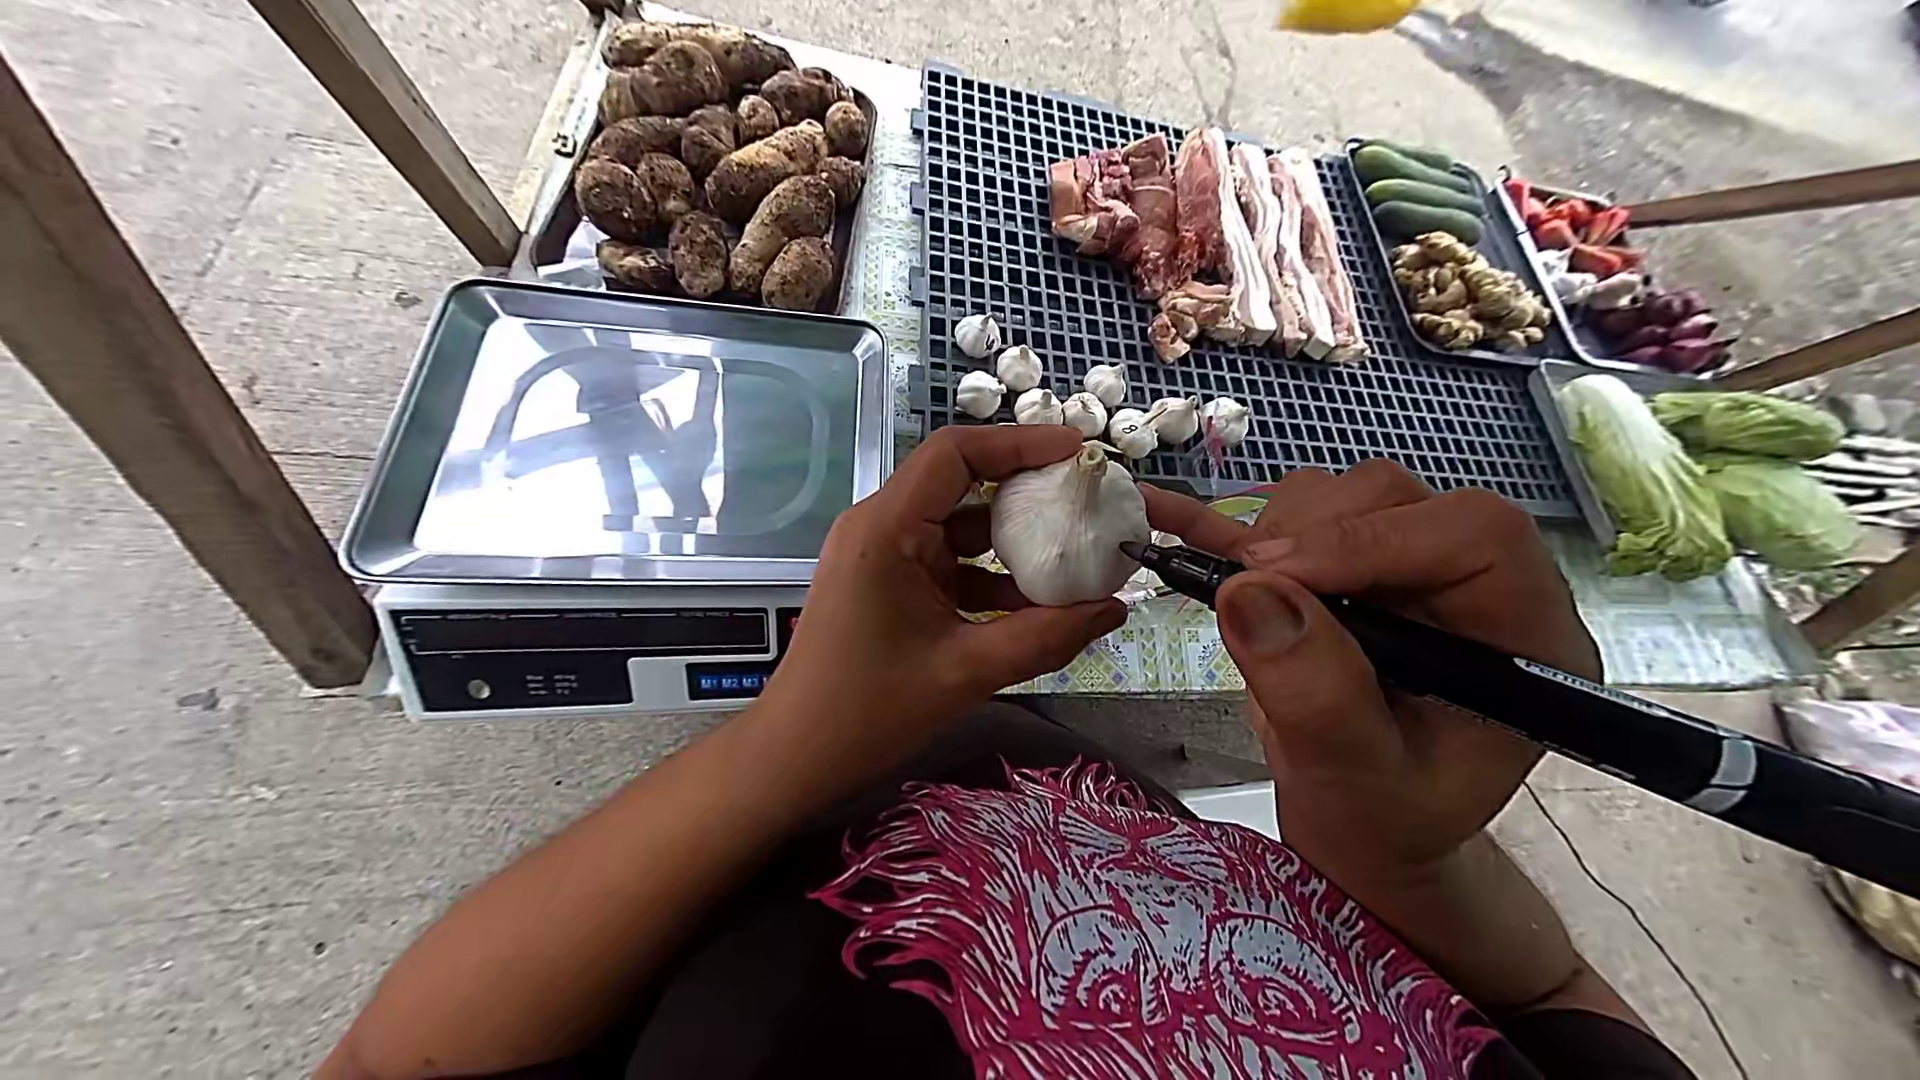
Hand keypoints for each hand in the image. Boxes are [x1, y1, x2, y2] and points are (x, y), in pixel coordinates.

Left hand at [763, 425, 1127, 768]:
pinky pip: (950, 564)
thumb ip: (1045, 638)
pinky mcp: (891, 583)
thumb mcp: (965, 672)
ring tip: (1074, 554)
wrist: (798, 755)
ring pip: (960, 528)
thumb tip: (1112, 610)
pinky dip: (990, 577)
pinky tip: (1034, 604)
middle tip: (1087, 504)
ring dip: (1012, 542)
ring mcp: (885, 556)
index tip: (1076, 452)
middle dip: (1027, 492)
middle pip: (963, 485)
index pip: (954, 453)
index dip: (1019, 442)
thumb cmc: (865, 712)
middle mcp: (882, 528)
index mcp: (887, 529)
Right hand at [1143, 461, 1599, 893]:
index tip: (1271, 579)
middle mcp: (1462, 582)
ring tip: (1240, 588)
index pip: (1470, 536)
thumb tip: (1246, 590)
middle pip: (1394, 499)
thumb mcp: (1356, 775)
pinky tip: (1164, 510)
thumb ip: (1316, 693)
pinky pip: (1281, 520)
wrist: (1358, 815)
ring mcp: (1394, 566)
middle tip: (1245, 585)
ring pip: (1338, 496)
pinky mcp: (1334, 567)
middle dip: (1308, 533)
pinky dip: (1220, 520)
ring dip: (1274, 531)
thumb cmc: (1380, 814)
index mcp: (1515, 631)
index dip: (1367, 540)